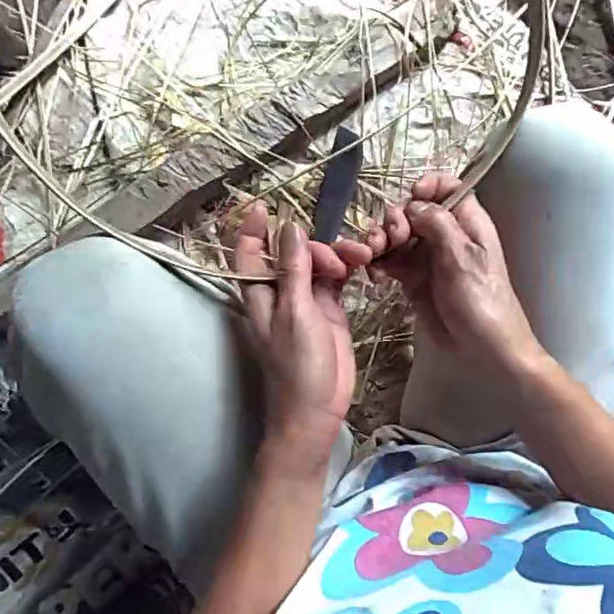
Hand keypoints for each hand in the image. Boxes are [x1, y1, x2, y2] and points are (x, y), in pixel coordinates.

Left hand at [232, 202, 371, 453]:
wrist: (317, 408)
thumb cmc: (297, 366)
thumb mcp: (296, 313)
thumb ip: (294, 270)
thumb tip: (291, 228)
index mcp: (260, 293)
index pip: (250, 252)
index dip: (254, 228)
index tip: (264, 205)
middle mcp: (281, 292)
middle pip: (293, 252)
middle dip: (315, 245)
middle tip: (338, 260)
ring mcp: (307, 300)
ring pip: (318, 263)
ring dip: (337, 255)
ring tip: (360, 259)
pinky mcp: (330, 310)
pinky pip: (337, 279)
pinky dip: (348, 268)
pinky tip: (363, 264)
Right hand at [363, 173, 543, 373]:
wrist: (484, 347)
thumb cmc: (481, 300)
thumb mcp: (462, 257)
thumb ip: (438, 224)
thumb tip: (414, 204)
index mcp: (468, 223)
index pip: (449, 188)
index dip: (429, 186)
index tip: (412, 196)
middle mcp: (447, 235)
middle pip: (414, 210)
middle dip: (396, 217)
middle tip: (391, 238)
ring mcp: (429, 257)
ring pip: (398, 235)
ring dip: (381, 240)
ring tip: (374, 256)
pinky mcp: (415, 279)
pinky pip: (391, 262)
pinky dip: (380, 264)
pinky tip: (376, 275)